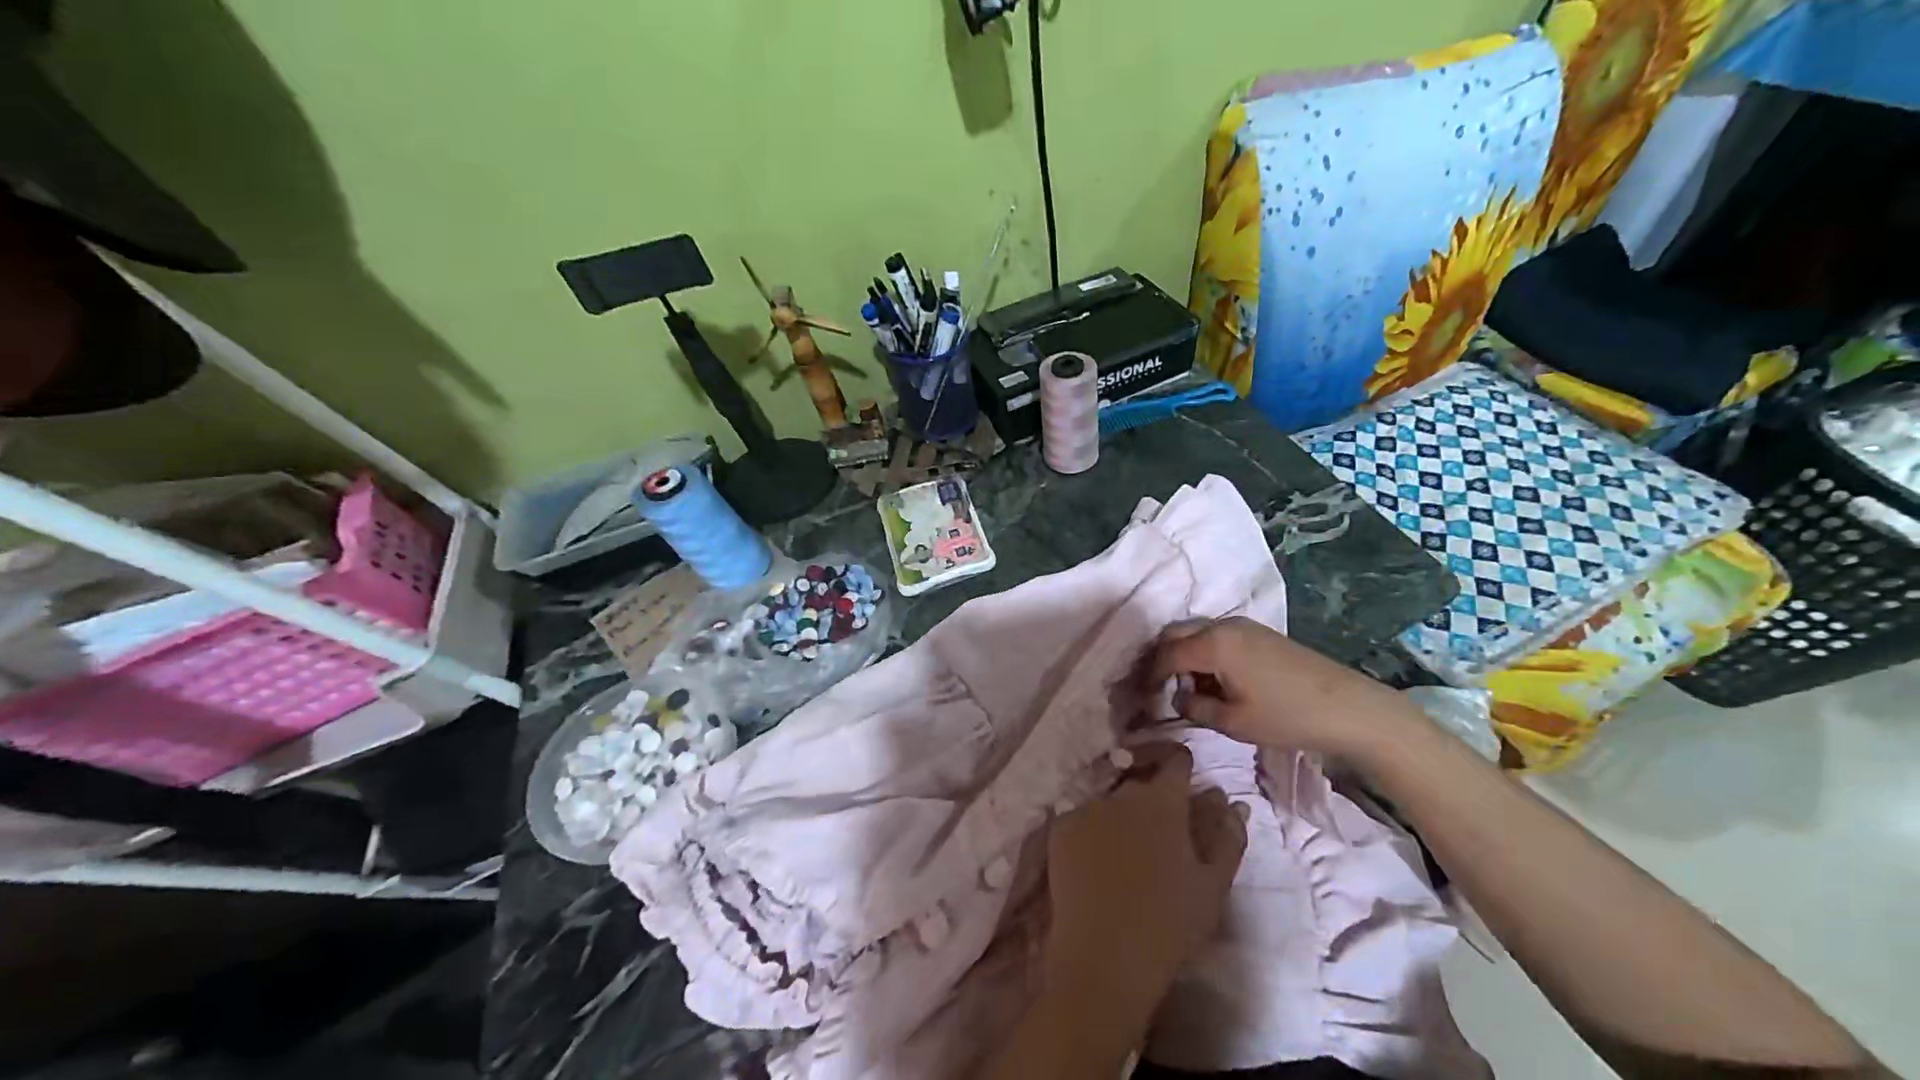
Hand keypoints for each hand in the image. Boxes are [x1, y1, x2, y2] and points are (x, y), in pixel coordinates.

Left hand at [1044, 743, 1247, 1032]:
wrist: (1104, 956)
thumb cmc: (1170, 923)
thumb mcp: (1213, 885)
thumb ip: (1228, 837)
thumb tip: (1234, 803)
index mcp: (1163, 801)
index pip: (1177, 763)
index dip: (1184, 767)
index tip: (1188, 780)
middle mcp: (1122, 793)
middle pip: (1142, 784)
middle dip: (1154, 800)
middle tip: (1162, 834)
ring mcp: (1086, 808)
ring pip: (1111, 803)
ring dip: (1122, 816)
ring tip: (1128, 853)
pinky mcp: (1059, 828)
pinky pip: (1082, 819)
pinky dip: (1093, 832)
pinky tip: (1098, 862)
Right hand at [1146, 617, 1421, 757]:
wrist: (1350, 709)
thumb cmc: (1286, 716)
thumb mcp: (1233, 722)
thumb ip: (1195, 707)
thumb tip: (1178, 697)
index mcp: (1212, 643)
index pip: (1165, 655)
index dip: (1149, 676)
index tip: (1141, 697)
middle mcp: (1223, 625)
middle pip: (1176, 634)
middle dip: (1161, 658)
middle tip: (1157, 688)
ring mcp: (1244, 626)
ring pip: (1197, 633)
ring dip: (1185, 656)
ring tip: (1188, 689)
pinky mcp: (1260, 634)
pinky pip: (1218, 637)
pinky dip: (1205, 654)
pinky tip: (1215, 682)